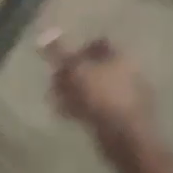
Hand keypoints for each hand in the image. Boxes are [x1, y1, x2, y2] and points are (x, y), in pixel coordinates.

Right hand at [41, 31, 154, 153]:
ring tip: (56, 101)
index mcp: (121, 56)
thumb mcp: (75, 70)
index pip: (96, 43)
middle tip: (54, 82)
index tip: (59, 59)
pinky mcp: (124, 119)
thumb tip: (44, 34)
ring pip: (94, 88)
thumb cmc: (101, 97)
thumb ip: (58, 52)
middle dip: (71, 74)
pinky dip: (82, 109)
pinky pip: (98, 107)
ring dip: (73, 93)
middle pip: (93, 67)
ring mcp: (128, 97)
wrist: (127, 138)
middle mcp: (128, 73)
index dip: (76, 49)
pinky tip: (67, 115)